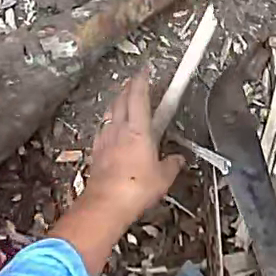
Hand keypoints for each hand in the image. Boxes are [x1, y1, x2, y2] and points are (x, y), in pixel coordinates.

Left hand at [80, 71, 182, 225]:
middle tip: (134, 82)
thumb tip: (178, 160)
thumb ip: (172, 164)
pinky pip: (103, 130)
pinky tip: (111, 130)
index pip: (138, 96)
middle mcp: (119, 129)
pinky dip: (109, 124)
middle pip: (121, 99)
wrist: (106, 204)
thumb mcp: (163, 177)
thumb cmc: (135, 188)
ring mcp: (105, 140)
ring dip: (117, 103)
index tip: (145, 70)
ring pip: (110, 113)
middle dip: (128, 87)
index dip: (142, 80)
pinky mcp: (97, 152)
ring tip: (123, 101)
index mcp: (138, 129)